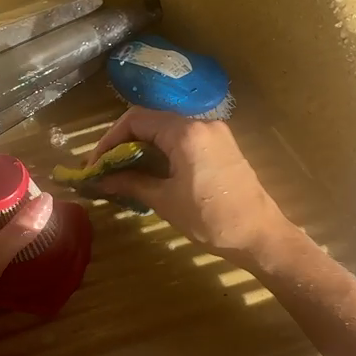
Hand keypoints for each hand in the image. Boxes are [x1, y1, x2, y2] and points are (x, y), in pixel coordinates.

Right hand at [87, 107, 299, 261]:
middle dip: (123, 142)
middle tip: (105, 168)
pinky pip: (184, 139)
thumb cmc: (210, 220)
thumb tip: (100, 179)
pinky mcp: (222, 146)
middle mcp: (201, 123)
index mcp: (185, 133)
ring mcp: (214, 133)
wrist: (260, 235)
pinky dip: (162, 151)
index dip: (109, 140)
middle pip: (151, 121)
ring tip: (123, 172)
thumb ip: (131, 183)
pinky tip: (150, 172)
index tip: (95, 164)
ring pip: (167, 129)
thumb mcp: (165, 201)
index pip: (135, 120)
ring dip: (142, 147)